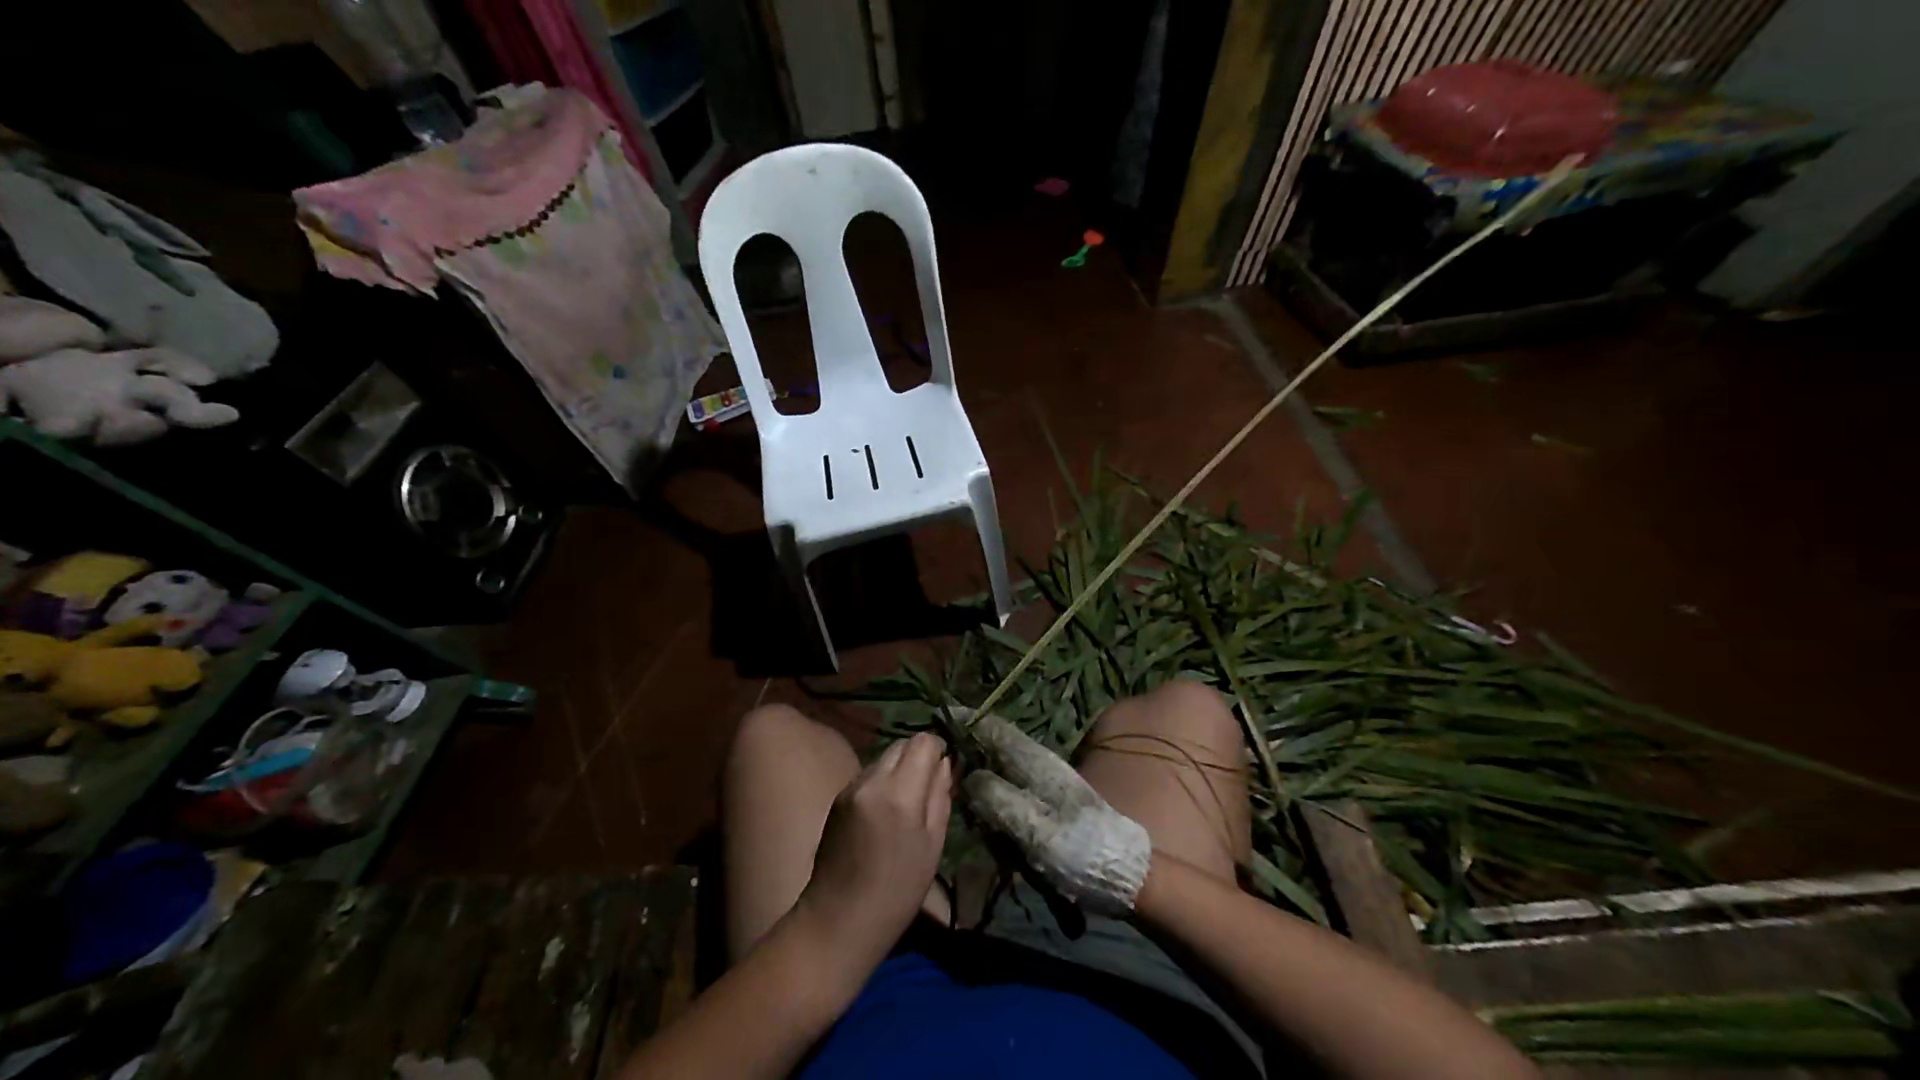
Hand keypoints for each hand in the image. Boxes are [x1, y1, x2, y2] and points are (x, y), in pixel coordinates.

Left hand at [794, 732, 951, 968]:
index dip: (938, 751)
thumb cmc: (898, 891)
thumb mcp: (933, 845)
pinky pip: (868, 775)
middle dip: (918, 757)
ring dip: (899, 769)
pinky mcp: (837, 797)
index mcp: (899, 794)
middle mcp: (871, 781)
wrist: (839, 919)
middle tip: (926, 789)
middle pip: (902, 744)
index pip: (923, 742)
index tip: (944, 772)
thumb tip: (944, 763)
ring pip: (884, 758)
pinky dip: (881, 783)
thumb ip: (940, 796)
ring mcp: (850, 787)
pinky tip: (882, 815)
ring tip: (904, 805)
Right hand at [960, 711, 1150, 914]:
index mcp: (1035, 761)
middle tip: (936, 746)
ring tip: (950, 768)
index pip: (995, 729)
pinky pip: (1011, 779)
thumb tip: (969, 777)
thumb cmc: (1076, 848)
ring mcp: (1046, 780)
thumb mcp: (1032, 827)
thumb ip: (998, 799)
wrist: (1120, 872)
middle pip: (998, 741)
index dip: (968, 719)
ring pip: (1004, 760)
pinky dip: (991, 779)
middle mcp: (1040, 762)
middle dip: (969, 739)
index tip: (941, 714)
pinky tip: (978, 796)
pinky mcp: (1049, 799)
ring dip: (979, 758)